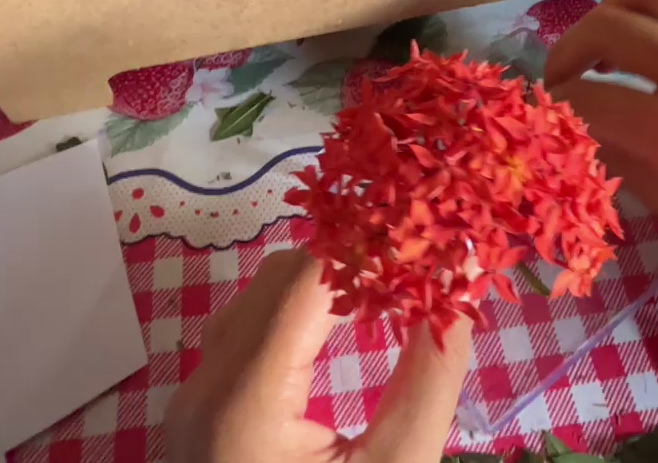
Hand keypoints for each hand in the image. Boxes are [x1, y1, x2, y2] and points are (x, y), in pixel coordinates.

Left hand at [167, 249, 472, 462]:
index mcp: (243, 401)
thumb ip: (433, 368)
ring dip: (327, 282)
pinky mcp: (199, 409)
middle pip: (282, 274)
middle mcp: (203, 384)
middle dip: (354, 260)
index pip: (309, 274)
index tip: (427, 249)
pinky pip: (250, 327)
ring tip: (389, 295)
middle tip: (416, 272)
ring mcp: (191, 396)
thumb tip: (465, 272)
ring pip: (262, 294)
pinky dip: (300, 311)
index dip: (372, 248)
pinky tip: (345, 329)